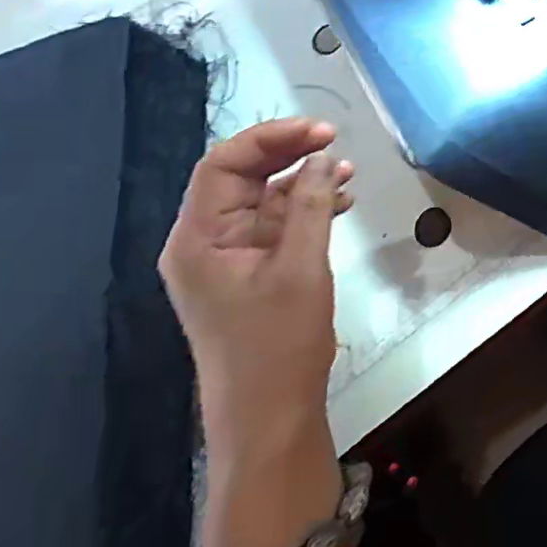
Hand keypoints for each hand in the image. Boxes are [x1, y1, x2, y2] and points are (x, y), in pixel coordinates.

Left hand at [159, 117, 353, 433]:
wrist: (268, 415)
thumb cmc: (278, 343)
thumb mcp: (301, 267)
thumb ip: (312, 206)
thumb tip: (324, 159)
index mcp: (198, 238)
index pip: (223, 165)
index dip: (271, 139)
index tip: (322, 131)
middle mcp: (204, 242)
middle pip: (241, 178)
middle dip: (288, 154)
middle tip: (336, 141)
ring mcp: (226, 259)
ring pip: (262, 200)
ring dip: (303, 181)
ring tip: (347, 169)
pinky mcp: (249, 273)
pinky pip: (275, 226)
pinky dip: (307, 209)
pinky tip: (340, 202)